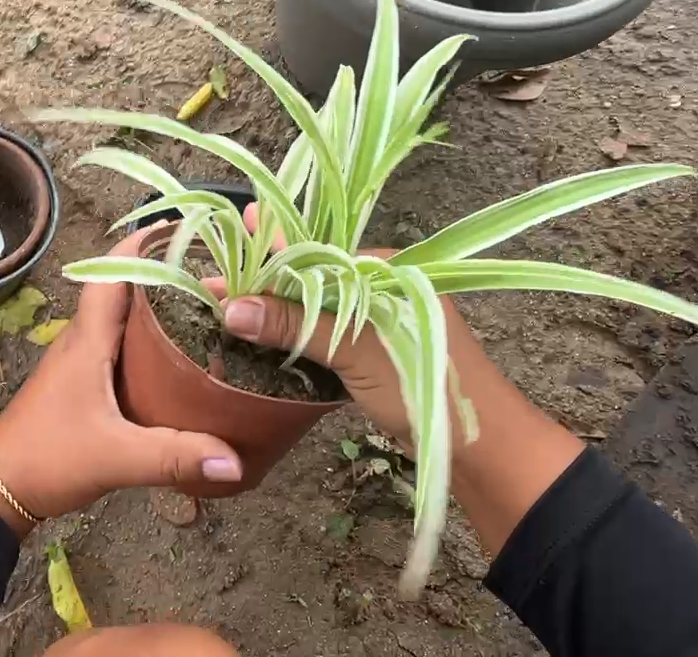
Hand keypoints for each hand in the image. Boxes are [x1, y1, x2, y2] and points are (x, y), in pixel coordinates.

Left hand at [0, 232, 243, 534]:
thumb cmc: (48, 456)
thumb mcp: (116, 456)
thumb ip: (174, 456)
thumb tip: (235, 460)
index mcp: (90, 337)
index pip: (113, 271)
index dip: (144, 243)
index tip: (182, 228)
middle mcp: (85, 337)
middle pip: (124, 286)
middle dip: (164, 271)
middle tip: (212, 271)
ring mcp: (82, 358)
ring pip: (123, 315)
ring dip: (157, 303)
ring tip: (205, 304)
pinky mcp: (84, 380)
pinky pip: (121, 341)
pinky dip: (149, 336)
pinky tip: (177, 354)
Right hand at [220, 207, 581, 556]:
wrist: (480, 448)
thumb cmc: (424, 384)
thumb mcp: (356, 349)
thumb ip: (296, 324)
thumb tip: (231, 307)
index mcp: (385, 269)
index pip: (316, 254)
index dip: (270, 255)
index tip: (228, 249)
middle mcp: (380, 287)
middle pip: (312, 279)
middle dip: (265, 282)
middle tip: (216, 281)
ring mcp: (377, 323)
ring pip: (316, 310)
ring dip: (275, 313)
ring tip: (228, 307)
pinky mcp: (373, 356)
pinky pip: (326, 337)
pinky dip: (295, 339)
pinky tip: (263, 340)